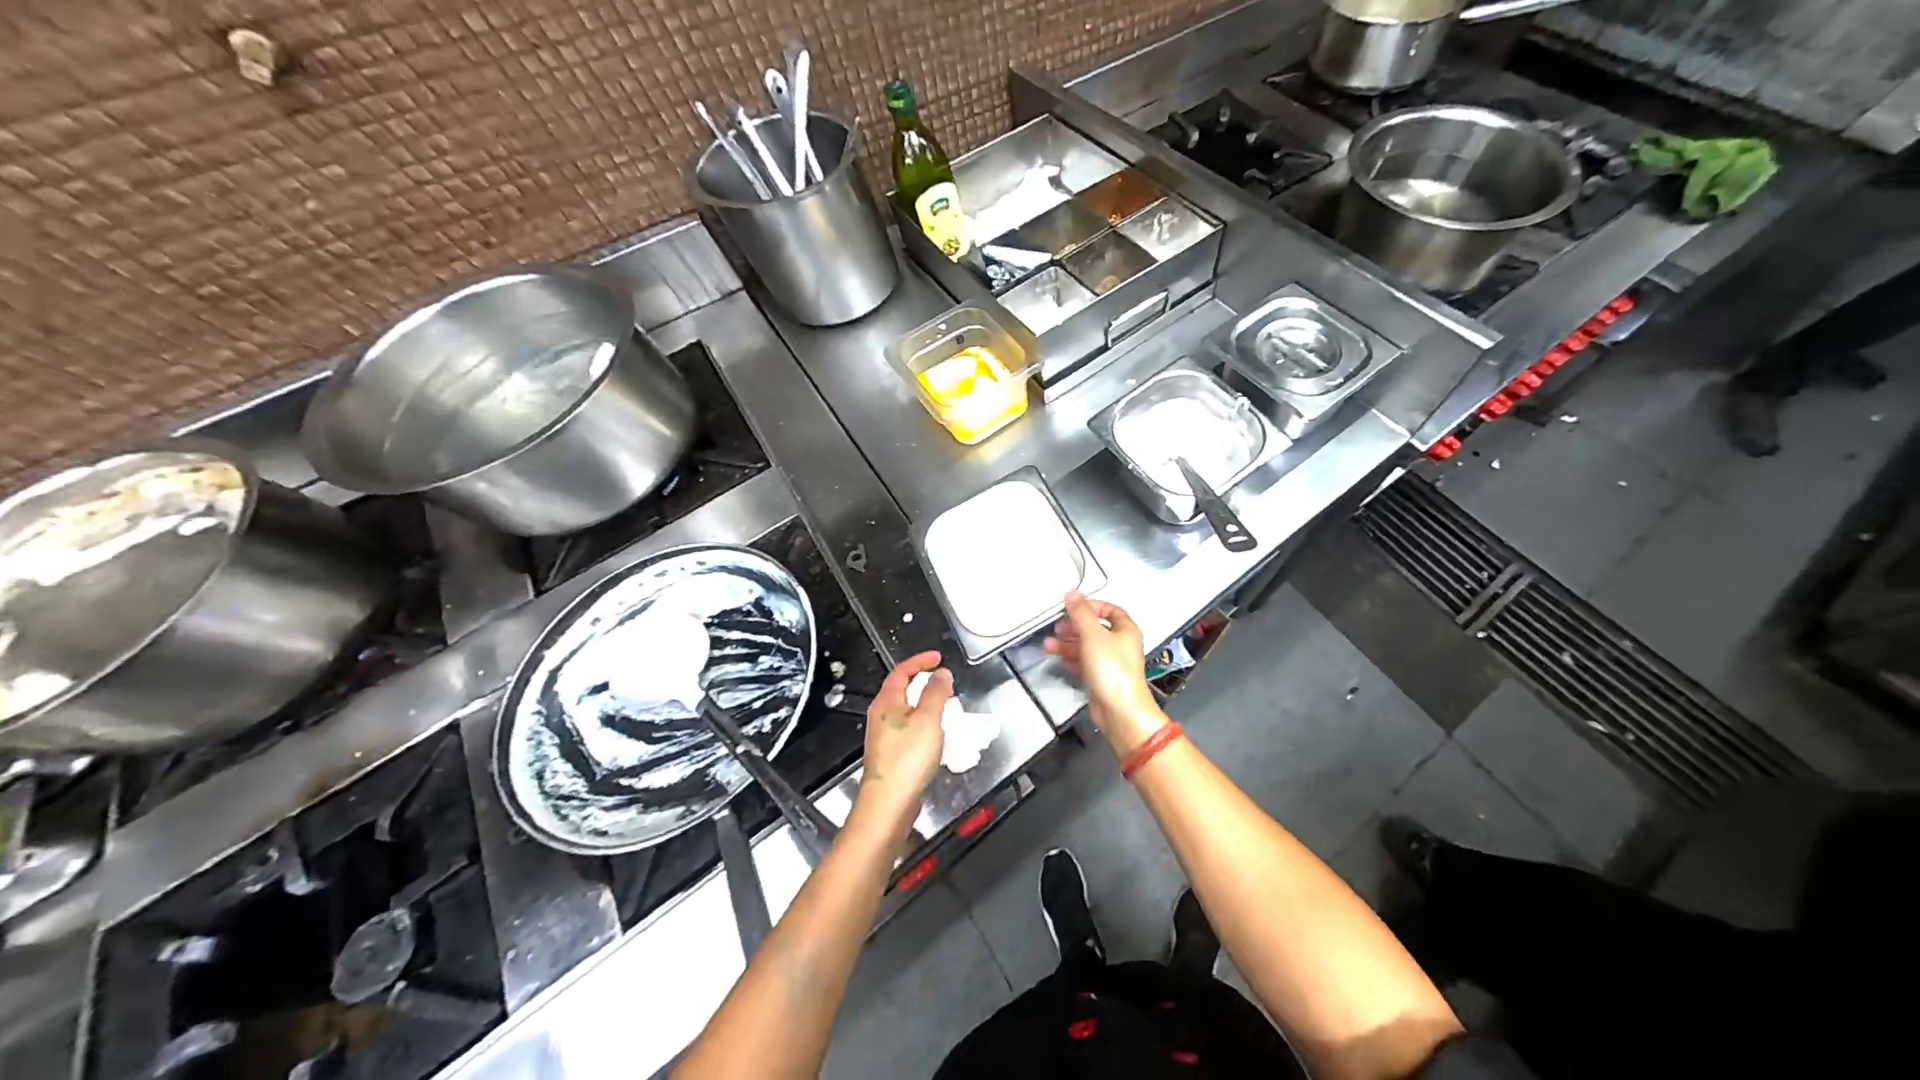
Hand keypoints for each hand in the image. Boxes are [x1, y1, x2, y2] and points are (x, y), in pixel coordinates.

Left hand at [854, 651, 949, 836]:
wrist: (888, 803)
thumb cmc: (907, 759)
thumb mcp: (928, 720)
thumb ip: (936, 693)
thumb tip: (941, 673)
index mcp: (886, 702)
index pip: (901, 671)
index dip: (920, 661)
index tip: (937, 657)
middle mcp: (880, 715)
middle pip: (900, 689)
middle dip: (922, 681)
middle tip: (942, 680)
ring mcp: (883, 736)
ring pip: (904, 710)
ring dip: (924, 703)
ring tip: (944, 705)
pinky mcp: (890, 754)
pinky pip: (907, 728)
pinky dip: (923, 723)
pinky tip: (935, 735)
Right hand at [1043, 592, 1166, 755]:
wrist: (1119, 710)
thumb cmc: (1111, 669)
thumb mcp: (1093, 635)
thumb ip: (1080, 613)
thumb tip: (1072, 593)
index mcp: (1125, 630)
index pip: (1110, 610)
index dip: (1092, 606)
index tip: (1073, 607)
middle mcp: (1120, 644)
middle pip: (1095, 628)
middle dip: (1074, 627)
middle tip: (1057, 628)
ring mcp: (1111, 662)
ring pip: (1087, 647)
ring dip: (1068, 644)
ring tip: (1048, 645)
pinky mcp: (1101, 678)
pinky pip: (1084, 663)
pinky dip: (1072, 659)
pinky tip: (1059, 658)